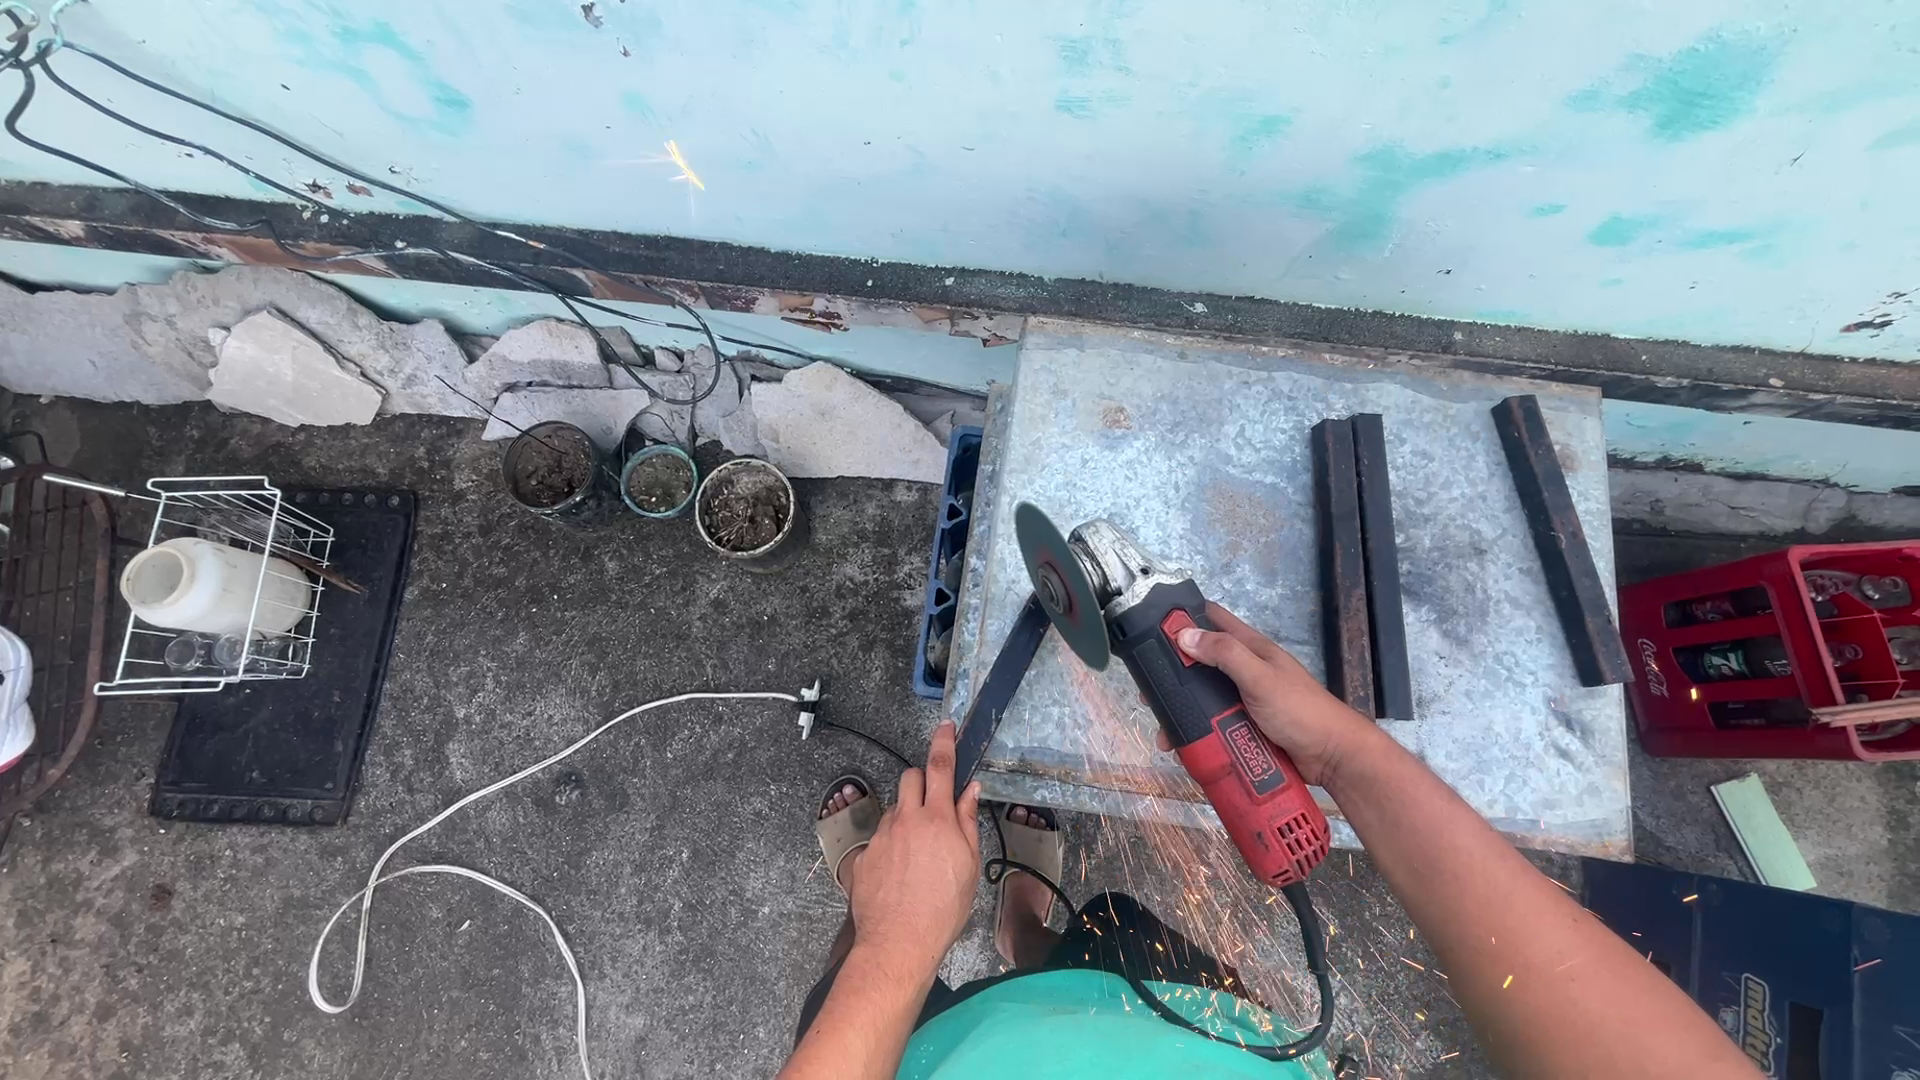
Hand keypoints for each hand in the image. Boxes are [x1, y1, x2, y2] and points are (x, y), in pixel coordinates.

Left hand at [847, 721, 982, 982]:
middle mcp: (906, 818)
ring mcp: (881, 835)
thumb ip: (967, 822)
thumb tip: (970, 789)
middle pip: (910, 776)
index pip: (940, 767)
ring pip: (895, 809)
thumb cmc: (944, 908)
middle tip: (933, 807)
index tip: (945, 726)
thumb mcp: (969, 865)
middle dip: (922, 781)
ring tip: (917, 855)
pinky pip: (880, 837)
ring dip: (907, 818)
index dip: (943, 742)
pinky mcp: (864, 854)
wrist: (897, 943)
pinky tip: (899, 875)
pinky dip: (891, 846)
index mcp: (936, 818)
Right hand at [1167, 603, 1379, 786]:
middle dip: (1173, 673)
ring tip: (1162, 731)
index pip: (1213, 618)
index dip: (1185, 615)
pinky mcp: (1242, 725)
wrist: (1332, 757)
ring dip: (1180, 710)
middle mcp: (1243, 670)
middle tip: (1147, 690)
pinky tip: (1181, 745)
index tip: (1153, 625)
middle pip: (1199, 663)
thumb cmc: (1300, 710)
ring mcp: (1242, 699)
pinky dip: (1194, 732)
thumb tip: (1185, 635)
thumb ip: (1226, 655)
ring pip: (1202, 698)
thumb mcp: (1260, 678)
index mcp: (1250, 648)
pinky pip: (1211, 724)